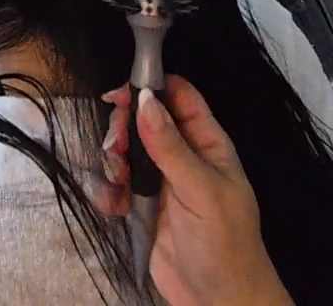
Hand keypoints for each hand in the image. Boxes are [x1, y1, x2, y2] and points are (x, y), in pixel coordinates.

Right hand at [99, 76, 292, 305]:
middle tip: (115, 147)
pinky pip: (117, 185)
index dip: (152, 87)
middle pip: (144, 119)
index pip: (179, 96)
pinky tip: (112, 204)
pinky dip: (108, 190)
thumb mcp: (201, 191)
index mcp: (206, 143)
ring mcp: (161, 181)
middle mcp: (182, 155)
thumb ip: (170, 146)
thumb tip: (145, 99)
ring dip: (113, 160)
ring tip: (117, 180)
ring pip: (127, 150)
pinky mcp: (143, 208)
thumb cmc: (224, 244)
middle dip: (124, 128)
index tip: (123, 95)